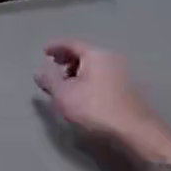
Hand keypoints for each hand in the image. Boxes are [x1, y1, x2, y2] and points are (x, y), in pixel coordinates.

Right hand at [35, 40, 159, 138]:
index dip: (55, 46)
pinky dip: (87, 77)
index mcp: (95, 54)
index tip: (44, 51)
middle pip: (83, 52)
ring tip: (65, 82)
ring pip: (93, 64)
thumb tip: (39, 71)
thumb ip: (49, 80)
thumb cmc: (94, 107)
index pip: (71, 43)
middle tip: (53, 65)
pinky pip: (101, 73)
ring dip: (76, 69)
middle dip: (66, 58)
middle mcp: (110, 57)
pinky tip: (81, 91)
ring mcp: (120, 71)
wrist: (132, 127)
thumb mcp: (64, 94)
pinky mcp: (125, 85)